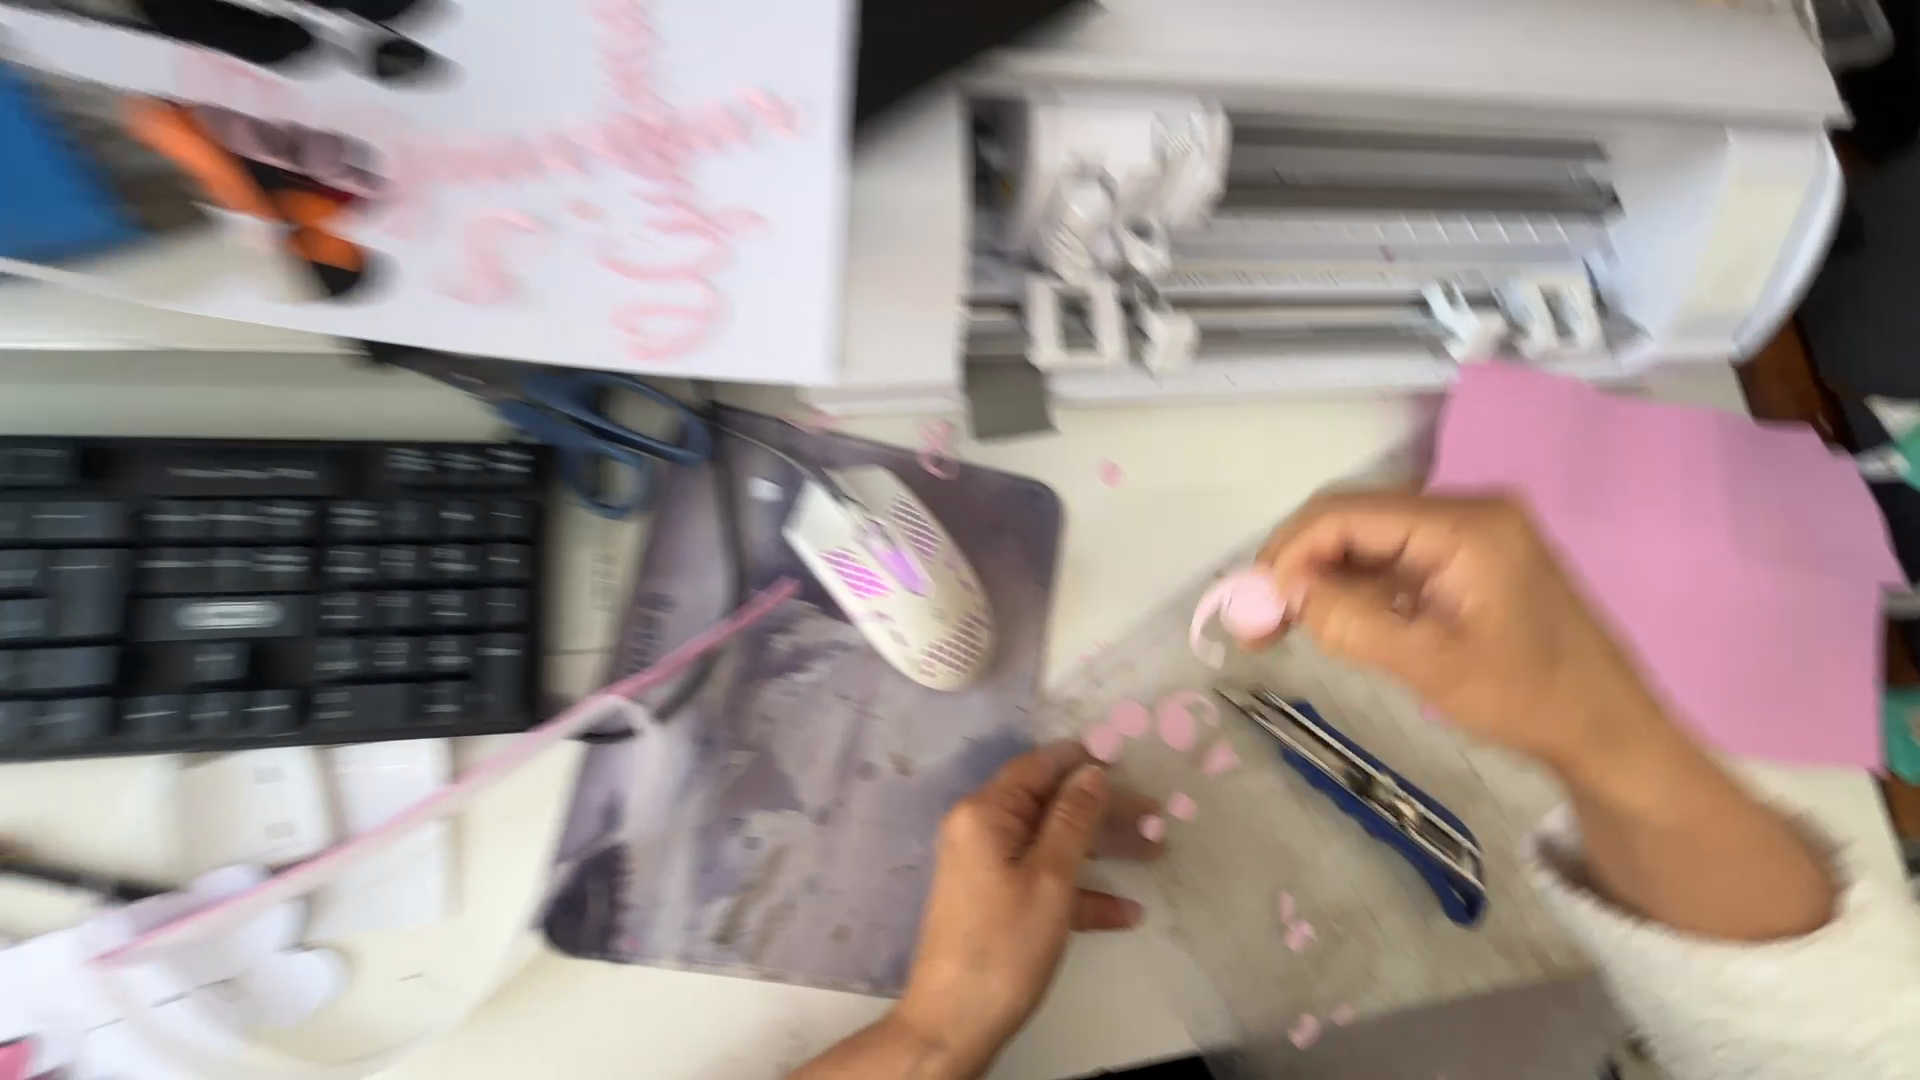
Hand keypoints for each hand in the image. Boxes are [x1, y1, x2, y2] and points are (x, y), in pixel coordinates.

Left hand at [891, 742, 1160, 1076]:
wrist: (952, 1025)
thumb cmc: (1004, 945)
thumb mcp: (1049, 877)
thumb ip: (1073, 819)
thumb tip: (1092, 771)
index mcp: (985, 812)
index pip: (1038, 766)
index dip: (1082, 760)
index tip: (1126, 759)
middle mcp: (980, 828)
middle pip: (1048, 804)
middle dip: (1102, 809)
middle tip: (1154, 815)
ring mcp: (985, 865)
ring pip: (1050, 842)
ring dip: (1099, 848)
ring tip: (1153, 851)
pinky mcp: (993, 898)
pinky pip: (1040, 879)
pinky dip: (1078, 890)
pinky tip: (1124, 912)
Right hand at [1252, 491, 1669, 773]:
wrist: (1609, 733)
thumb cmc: (1530, 699)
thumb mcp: (1429, 664)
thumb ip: (1348, 621)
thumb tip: (1279, 592)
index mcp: (1464, 524)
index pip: (1346, 513)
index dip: (1288, 551)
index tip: (1253, 601)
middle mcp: (1460, 512)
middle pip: (1347, 520)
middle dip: (1293, 566)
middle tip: (1255, 618)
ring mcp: (1459, 535)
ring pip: (1358, 541)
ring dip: (1312, 579)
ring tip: (1273, 626)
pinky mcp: (1455, 561)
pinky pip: (1380, 561)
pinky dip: (1342, 588)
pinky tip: (1319, 619)